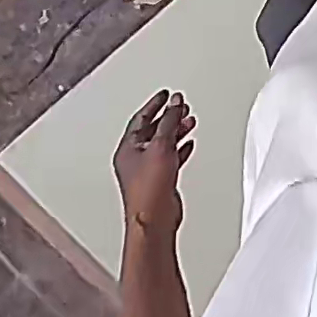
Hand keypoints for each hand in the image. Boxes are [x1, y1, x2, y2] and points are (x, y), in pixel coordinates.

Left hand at [114, 90, 195, 232]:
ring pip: (163, 143)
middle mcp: (135, 159)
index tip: (165, 94)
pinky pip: (170, 158)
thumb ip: (169, 121)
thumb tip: (174, 102)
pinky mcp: (159, 181)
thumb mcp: (161, 145)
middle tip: (180, 105)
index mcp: (128, 149)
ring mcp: (147, 171)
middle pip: (153, 130)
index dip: (154, 104)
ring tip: (188, 120)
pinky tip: (187, 144)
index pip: (141, 118)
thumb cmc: (149, 190)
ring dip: (176, 130)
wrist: (155, 221)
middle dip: (168, 116)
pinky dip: (179, 148)